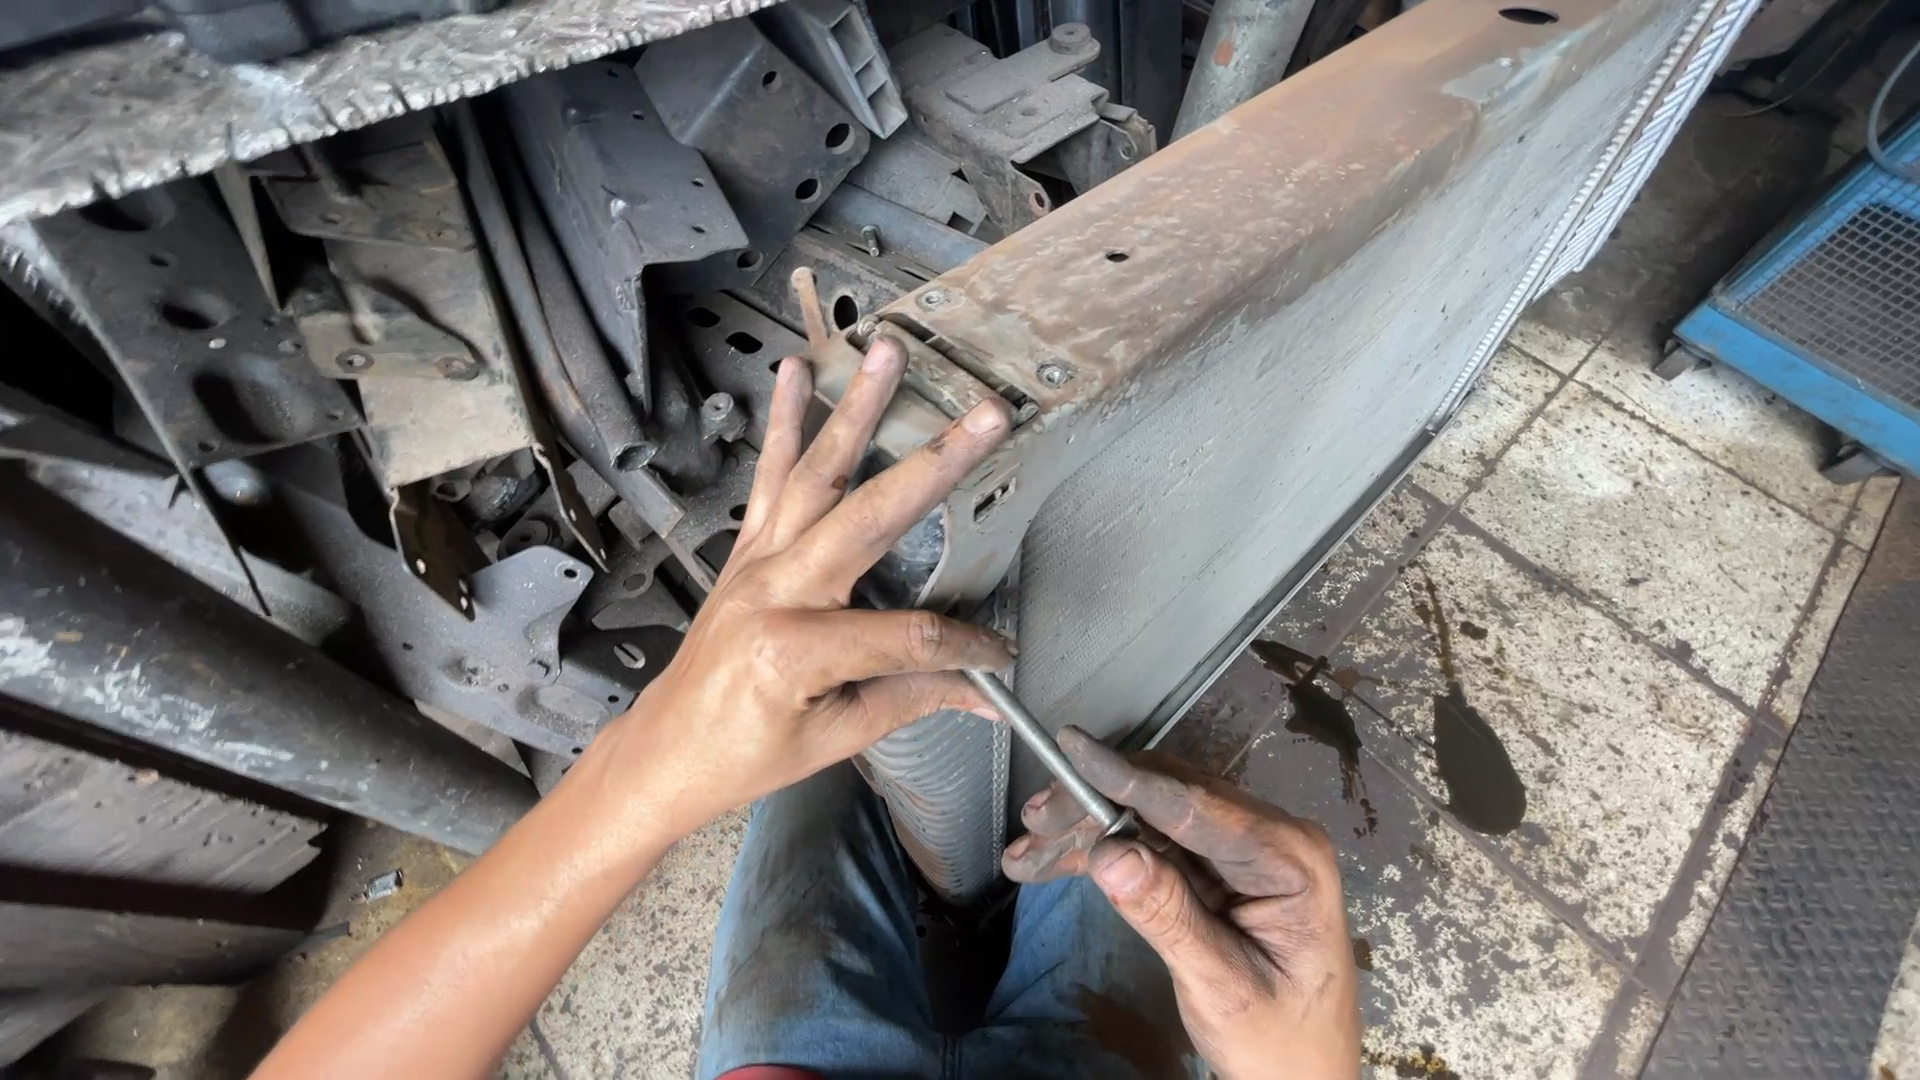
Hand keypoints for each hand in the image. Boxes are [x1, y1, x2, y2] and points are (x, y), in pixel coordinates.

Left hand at [593, 335, 1014, 837]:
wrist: (666, 750)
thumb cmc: (743, 755)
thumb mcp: (835, 737)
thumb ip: (912, 699)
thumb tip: (983, 692)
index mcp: (795, 650)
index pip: (909, 636)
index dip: (964, 647)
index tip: (999, 654)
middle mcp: (772, 591)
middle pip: (870, 518)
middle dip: (937, 465)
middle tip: (985, 417)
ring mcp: (755, 562)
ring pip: (814, 474)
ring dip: (855, 410)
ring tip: (885, 354)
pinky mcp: (745, 550)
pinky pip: (768, 478)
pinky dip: (784, 423)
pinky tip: (793, 374)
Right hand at [1003, 727, 1359, 1079]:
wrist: (1305, 1078)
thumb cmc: (1279, 1041)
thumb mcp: (1223, 987)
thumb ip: (1168, 916)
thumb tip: (1110, 854)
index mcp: (1285, 856)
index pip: (1192, 804)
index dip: (1126, 776)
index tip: (1073, 746)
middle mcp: (1262, 833)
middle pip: (1161, 798)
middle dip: (1092, 804)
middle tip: (1036, 821)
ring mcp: (1234, 846)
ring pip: (1143, 814)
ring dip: (1085, 830)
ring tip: (1029, 850)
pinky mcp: (1210, 862)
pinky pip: (1146, 841)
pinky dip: (1098, 852)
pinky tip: (1054, 862)